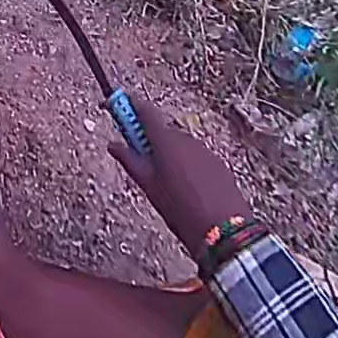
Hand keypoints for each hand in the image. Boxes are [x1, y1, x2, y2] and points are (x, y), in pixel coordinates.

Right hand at [108, 95, 249, 259]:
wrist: (224, 231)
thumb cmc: (180, 208)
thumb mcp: (148, 185)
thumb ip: (130, 160)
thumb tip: (113, 145)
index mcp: (164, 140)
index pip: (144, 110)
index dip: (129, 105)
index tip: (118, 106)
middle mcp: (185, 138)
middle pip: (161, 129)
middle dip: (150, 140)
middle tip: (142, 162)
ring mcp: (204, 150)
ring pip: (179, 144)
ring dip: (169, 154)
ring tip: (167, 184)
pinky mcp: (218, 162)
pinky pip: (196, 156)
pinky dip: (187, 164)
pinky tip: (187, 188)